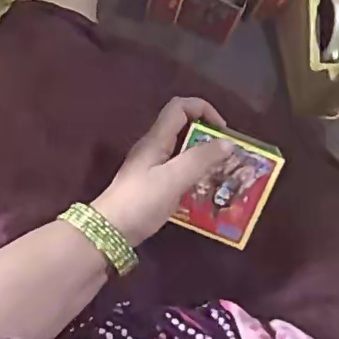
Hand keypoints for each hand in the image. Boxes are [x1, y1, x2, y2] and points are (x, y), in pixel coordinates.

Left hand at [91, 97, 236, 243]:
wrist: (110, 231)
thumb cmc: (140, 202)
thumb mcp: (173, 178)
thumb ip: (200, 159)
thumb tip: (228, 143)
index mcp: (156, 139)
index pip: (180, 107)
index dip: (204, 109)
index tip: (223, 131)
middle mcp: (153, 149)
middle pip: (183, 128)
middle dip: (207, 136)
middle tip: (227, 157)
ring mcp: (152, 168)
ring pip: (182, 152)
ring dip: (203, 158)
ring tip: (222, 174)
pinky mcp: (153, 186)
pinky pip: (178, 172)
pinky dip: (194, 175)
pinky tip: (205, 191)